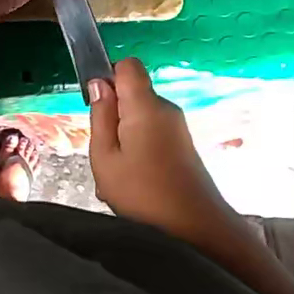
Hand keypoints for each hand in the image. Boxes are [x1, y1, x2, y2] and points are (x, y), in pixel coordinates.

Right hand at [89, 58, 259, 254]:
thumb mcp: (105, 157)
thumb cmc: (142, 194)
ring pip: (139, 117)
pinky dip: (137, 150)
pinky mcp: (182, 145)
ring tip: (117, 172)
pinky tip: (132, 180)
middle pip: (132, 93)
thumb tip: (98, 84)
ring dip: (123, 137)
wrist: (195, 228)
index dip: (107, 77)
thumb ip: (100, 116)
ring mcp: (177, 127)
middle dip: (112, 114)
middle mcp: (165, 109)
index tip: (97, 106)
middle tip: (104, 150)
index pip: (127, 65)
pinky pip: (151, 134)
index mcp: (145, 106)